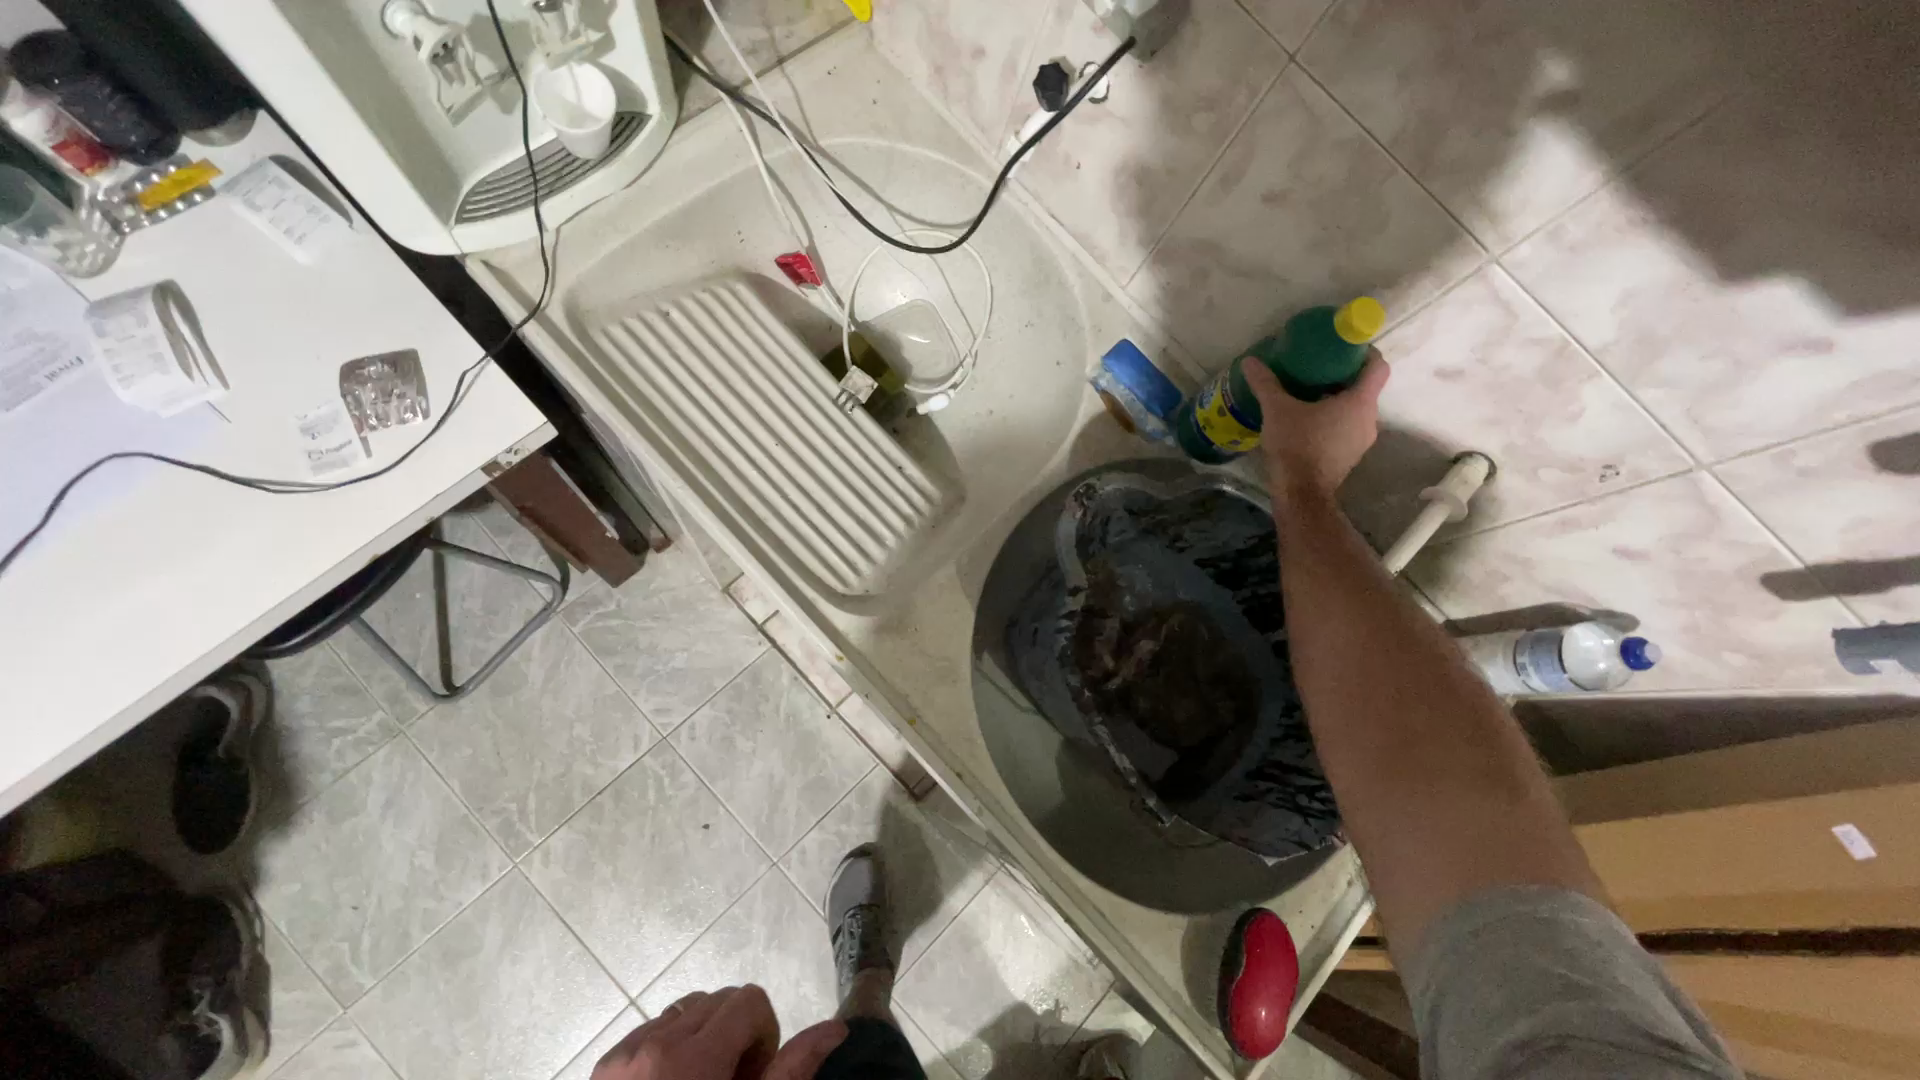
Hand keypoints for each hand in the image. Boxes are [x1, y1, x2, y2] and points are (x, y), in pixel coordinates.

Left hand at [591, 986, 847, 1079]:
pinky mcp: (602, 1067)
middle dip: (735, 1034)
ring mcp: (622, 1054)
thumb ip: (791, 1070)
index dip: (763, 1034)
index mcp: (694, 1057)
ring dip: (702, 1037)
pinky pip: (649, 1029)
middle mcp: (654, 1043)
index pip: (748, 999)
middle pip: (718, 1000)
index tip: (755, 1075)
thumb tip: (835, 1028)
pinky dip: (667, 1048)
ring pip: (683, 1010)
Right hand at [1240, 350, 1388, 503]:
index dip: (1364, 352)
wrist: (1300, 493)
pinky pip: (1347, 429)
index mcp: (1360, 401)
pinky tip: (1307, 422)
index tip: (1343, 348)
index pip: (1377, 366)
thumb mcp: (1277, 410)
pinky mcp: (1351, 456)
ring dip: (1337, 401)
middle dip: (1342, 377)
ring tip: (1308, 395)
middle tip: (1316, 370)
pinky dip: (1333, 421)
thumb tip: (1250, 361)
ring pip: (1355, 410)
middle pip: (1365, 388)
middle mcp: (1369, 419)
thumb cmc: (1296, 446)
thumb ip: (1266, 384)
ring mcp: (1362, 440)